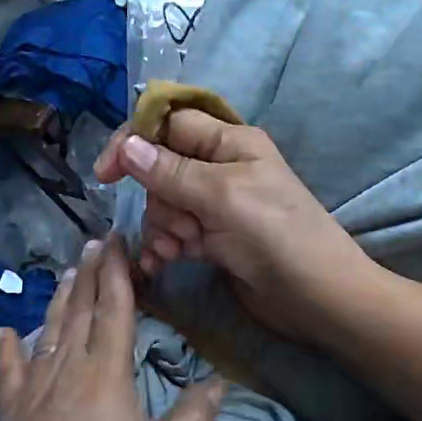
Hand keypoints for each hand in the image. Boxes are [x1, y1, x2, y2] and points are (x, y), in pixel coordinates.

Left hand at [0, 238, 224, 420]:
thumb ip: (194, 420)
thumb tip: (221, 384)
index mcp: (105, 370)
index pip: (114, 308)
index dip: (117, 271)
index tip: (116, 238)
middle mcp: (67, 367)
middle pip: (80, 310)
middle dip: (90, 274)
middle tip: (92, 242)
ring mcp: (33, 387)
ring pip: (49, 331)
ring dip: (59, 300)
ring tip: (66, 273)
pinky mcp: (9, 411)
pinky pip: (10, 371)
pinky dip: (9, 349)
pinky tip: (5, 332)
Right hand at [93, 108, 372, 337]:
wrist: (316, 297)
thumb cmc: (276, 236)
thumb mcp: (223, 196)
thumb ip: (172, 172)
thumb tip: (127, 146)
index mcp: (229, 141)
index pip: (168, 124)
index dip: (134, 141)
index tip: (106, 173)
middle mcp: (220, 167)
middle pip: (160, 169)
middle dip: (159, 200)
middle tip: (181, 228)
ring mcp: (215, 205)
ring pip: (163, 205)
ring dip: (162, 228)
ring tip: (177, 252)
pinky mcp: (212, 238)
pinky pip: (173, 232)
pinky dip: (164, 247)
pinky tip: (162, 265)